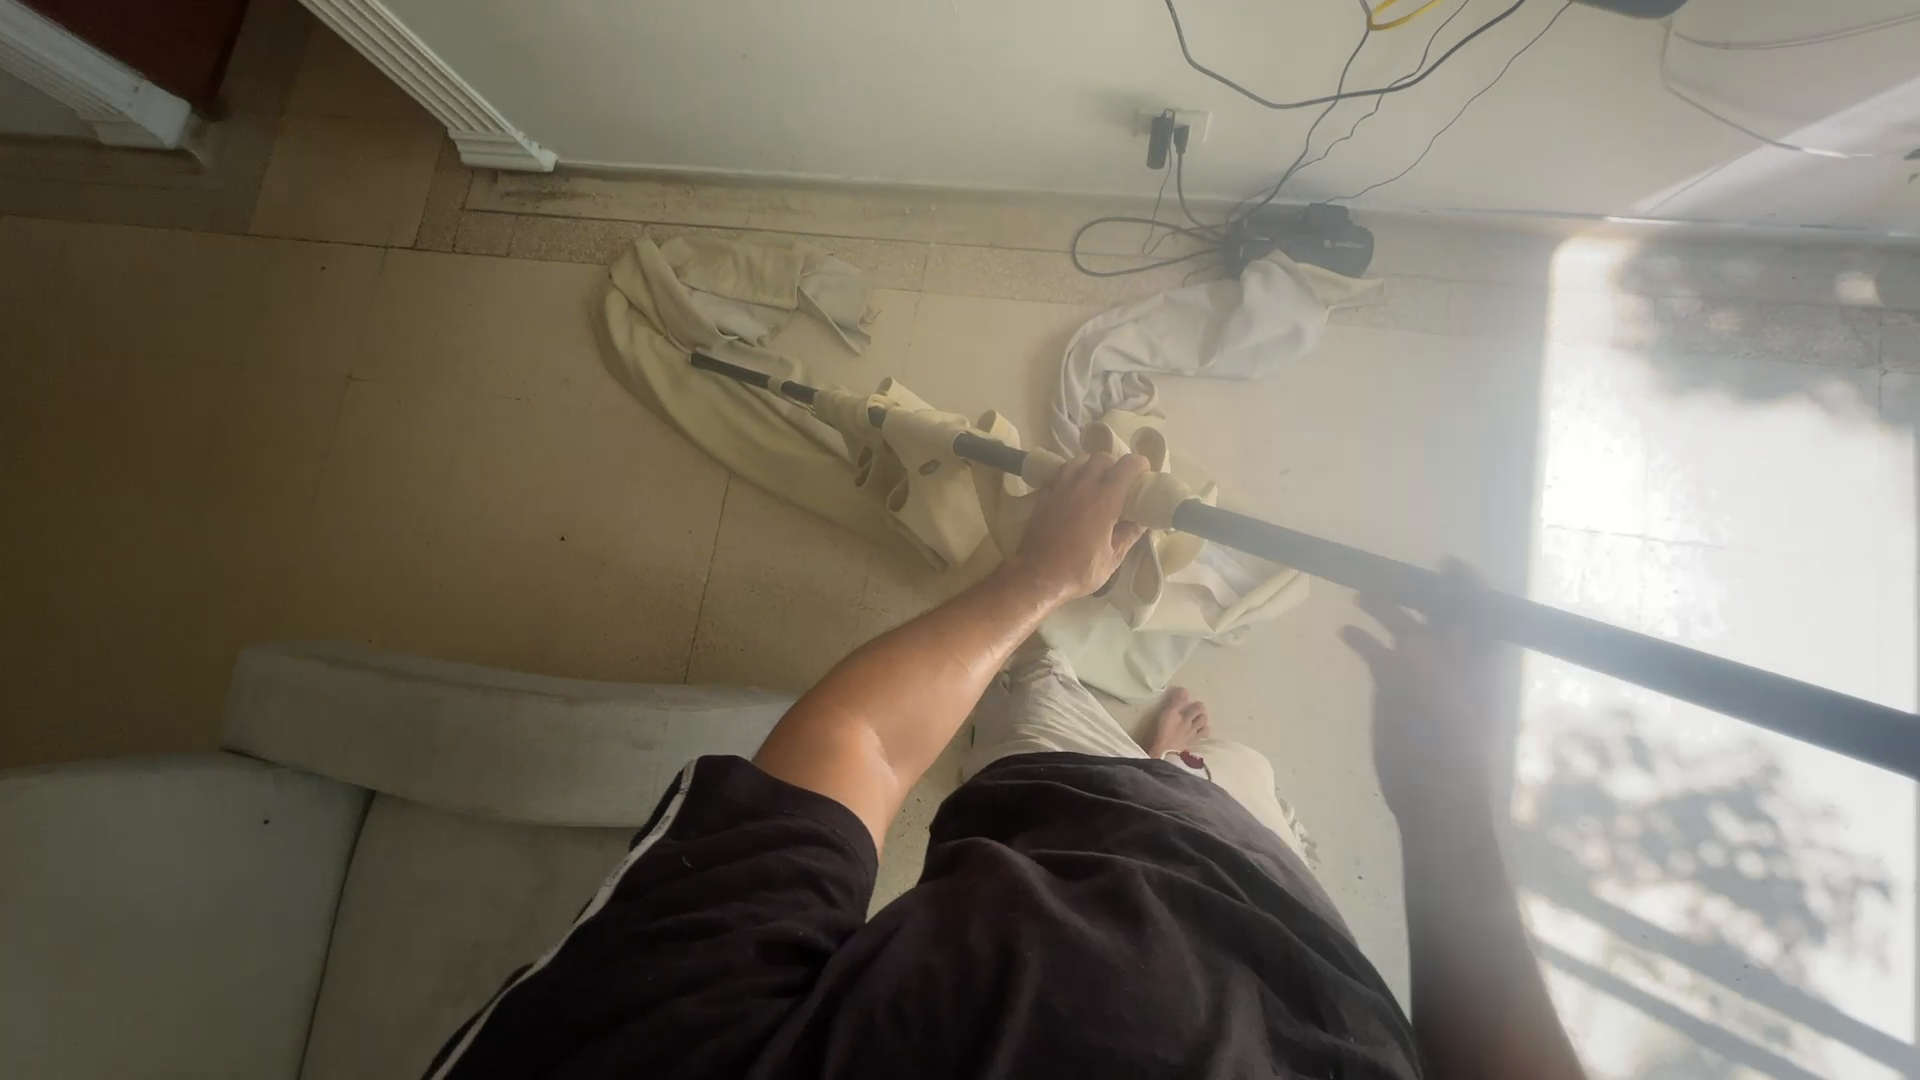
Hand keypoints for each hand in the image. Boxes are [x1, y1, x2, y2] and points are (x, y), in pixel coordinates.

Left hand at [1004, 452, 1149, 604]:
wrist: (1036, 576)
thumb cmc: (1078, 571)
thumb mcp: (1112, 558)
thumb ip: (1129, 535)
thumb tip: (1142, 520)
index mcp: (1105, 500)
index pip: (1126, 466)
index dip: (1139, 465)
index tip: (1143, 474)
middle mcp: (1082, 486)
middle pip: (1102, 458)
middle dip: (1114, 464)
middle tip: (1120, 482)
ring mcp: (1060, 488)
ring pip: (1079, 461)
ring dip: (1091, 466)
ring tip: (1096, 482)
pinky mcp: (1044, 495)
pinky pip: (1060, 473)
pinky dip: (1070, 474)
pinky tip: (1073, 490)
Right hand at [1340, 559, 1503, 823]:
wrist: (1433, 792)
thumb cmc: (1448, 748)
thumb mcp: (1441, 698)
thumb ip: (1428, 661)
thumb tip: (1409, 630)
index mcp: (1476, 661)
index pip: (1477, 612)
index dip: (1466, 585)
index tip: (1445, 561)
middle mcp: (1450, 661)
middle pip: (1436, 615)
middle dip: (1416, 591)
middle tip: (1388, 573)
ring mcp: (1421, 675)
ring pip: (1404, 631)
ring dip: (1384, 610)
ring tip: (1359, 594)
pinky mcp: (1394, 692)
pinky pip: (1378, 656)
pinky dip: (1363, 641)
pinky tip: (1345, 632)